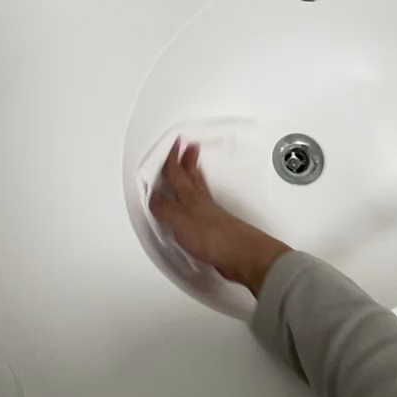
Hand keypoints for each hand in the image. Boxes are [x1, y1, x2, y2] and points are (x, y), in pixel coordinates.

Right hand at [148, 140, 291, 295]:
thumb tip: (153, 196)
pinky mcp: (216, 228)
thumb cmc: (212, 237)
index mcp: (190, 198)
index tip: (174, 142)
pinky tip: (201, 201)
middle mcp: (201, 202)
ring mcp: (211, 214)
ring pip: (200, 188)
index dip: (174, 159)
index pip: (178, 175)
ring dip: (195, 175)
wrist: (242, 255)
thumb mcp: (181, 222)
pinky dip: (200, 196)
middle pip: (192, 177)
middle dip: (188, 161)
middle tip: (189, 145)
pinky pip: (204, 204)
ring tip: (194, 166)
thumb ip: (166, 209)